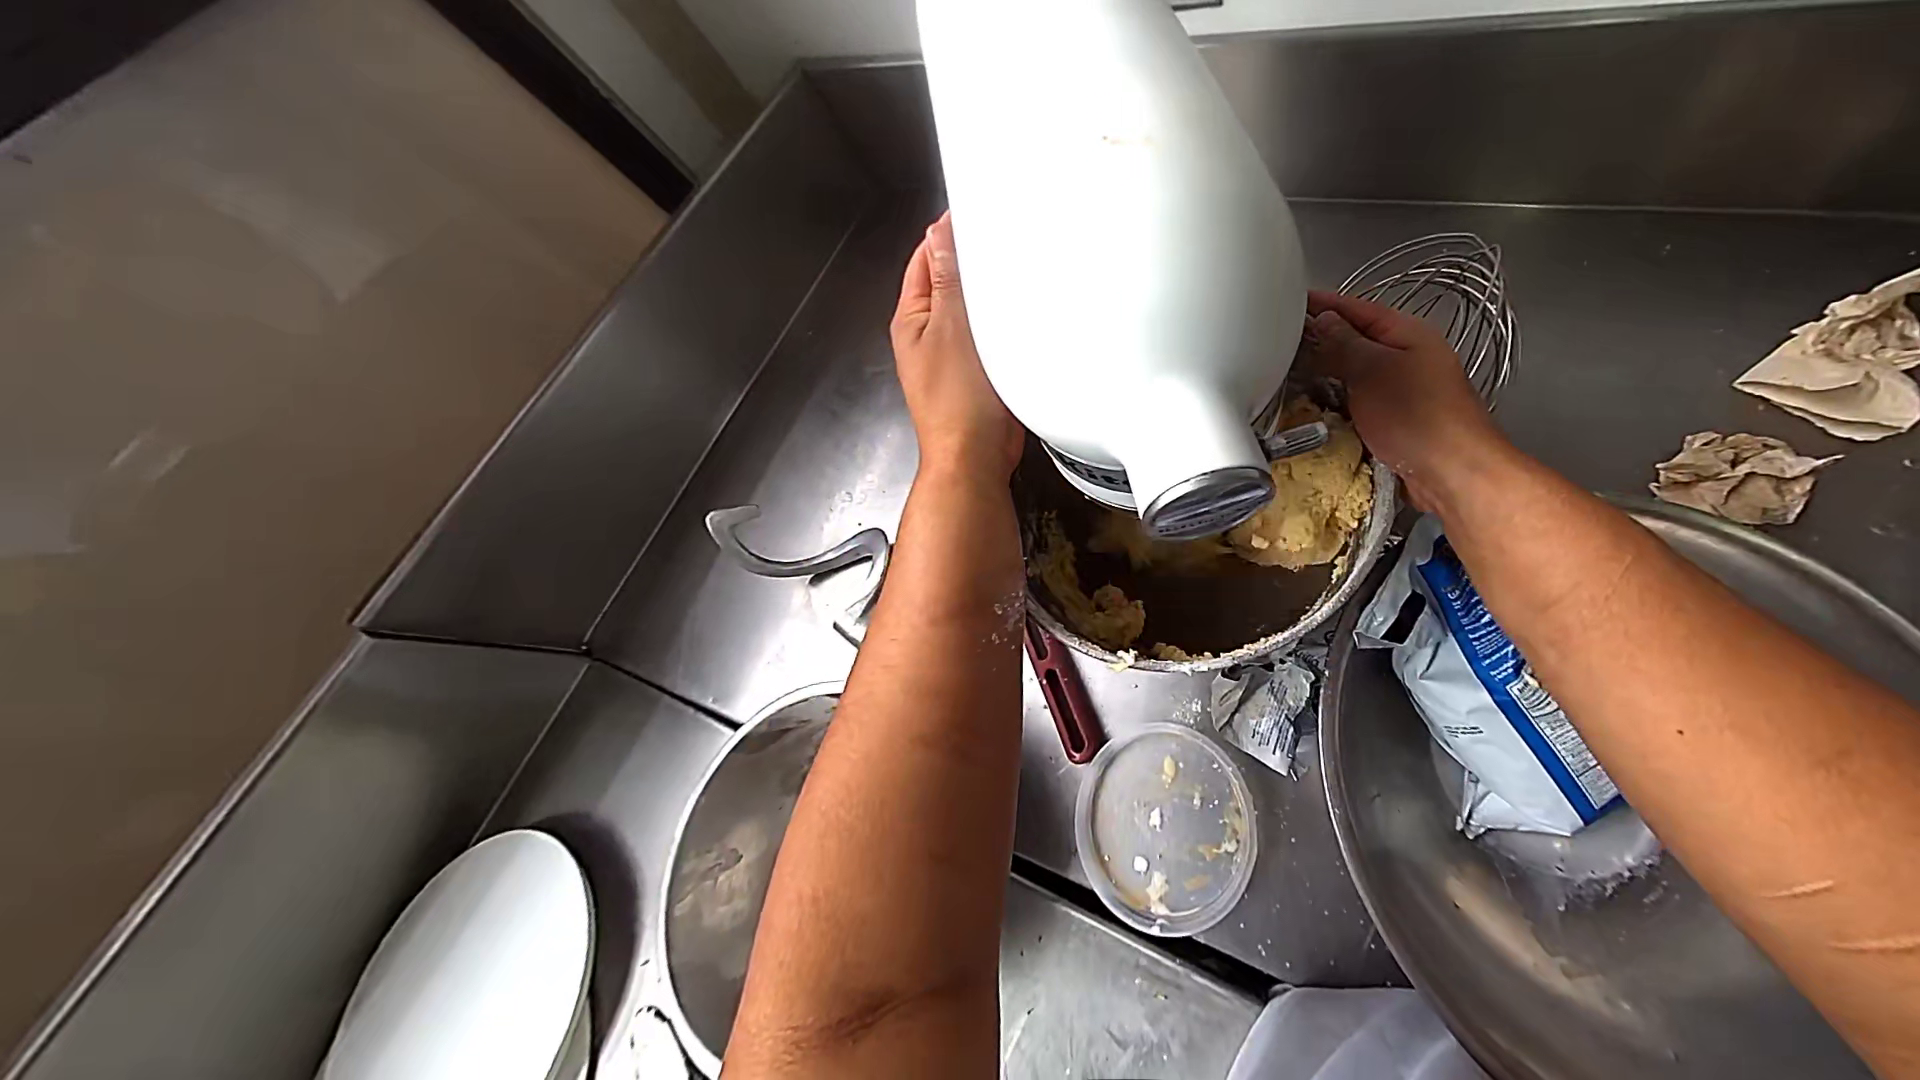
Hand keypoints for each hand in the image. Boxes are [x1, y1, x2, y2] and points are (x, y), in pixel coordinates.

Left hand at [891, 212, 1025, 480]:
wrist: (975, 457)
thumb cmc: (955, 405)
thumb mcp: (951, 329)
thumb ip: (948, 280)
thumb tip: (938, 234)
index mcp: (912, 319)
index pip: (927, 260)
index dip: (949, 236)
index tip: (976, 217)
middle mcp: (930, 334)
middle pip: (953, 283)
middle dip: (976, 266)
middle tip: (1004, 248)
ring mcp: (956, 353)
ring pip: (976, 310)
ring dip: (993, 297)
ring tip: (1014, 279)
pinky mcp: (980, 371)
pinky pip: (993, 335)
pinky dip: (1005, 325)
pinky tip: (1020, 317)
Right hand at [1304, 289, 1512, 510]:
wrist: (1450, 471)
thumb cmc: (1419, 417)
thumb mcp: (1374, 371)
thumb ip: (1343, 344)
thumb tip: (1321, 321)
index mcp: (1406, 335)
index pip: (1356, 308)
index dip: (1321, 304)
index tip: (1288, 301)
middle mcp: (1402, 358)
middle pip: (1350, 341)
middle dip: (1314, 341)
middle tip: (1275, 344)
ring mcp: (1395, 389)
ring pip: (1347, 373)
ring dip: (1319, 374)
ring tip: (1283, 374)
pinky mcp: (1387, 418)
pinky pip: (1349, 400)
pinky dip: (1328, 401)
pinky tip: (1307, 407)